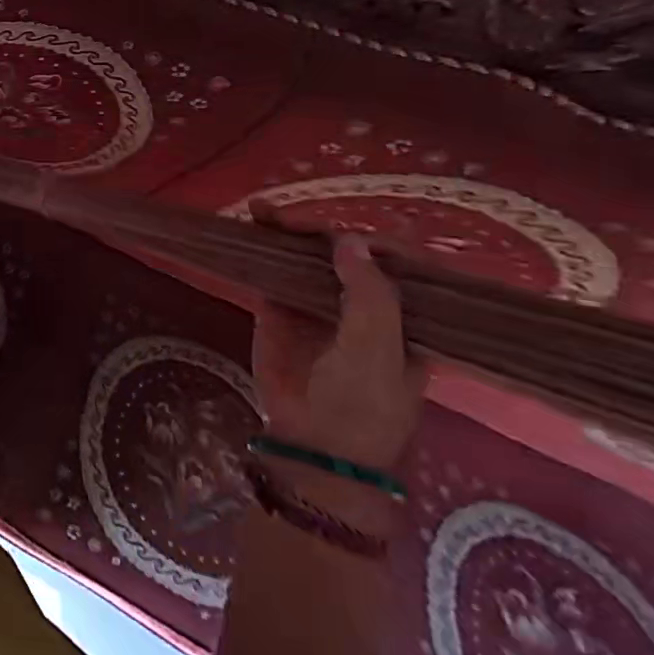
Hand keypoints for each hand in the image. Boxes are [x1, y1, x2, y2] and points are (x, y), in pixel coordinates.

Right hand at [251, 235, 425, 472]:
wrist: (312, 443)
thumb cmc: (361, 404)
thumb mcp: (376, 351)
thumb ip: (369, 295)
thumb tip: (347, 238)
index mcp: (403, 313)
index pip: (396, 260)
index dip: (371, 239)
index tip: (340, 232)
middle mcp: (361, 301)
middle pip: (345, 250)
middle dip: (317, 227)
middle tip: (284, 217)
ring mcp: (318, 304)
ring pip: (305, 255)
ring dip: (285, 230)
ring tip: (260, 211)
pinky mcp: (280, 311)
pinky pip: (273, 273)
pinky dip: (261, 251)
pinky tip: (249, 231)